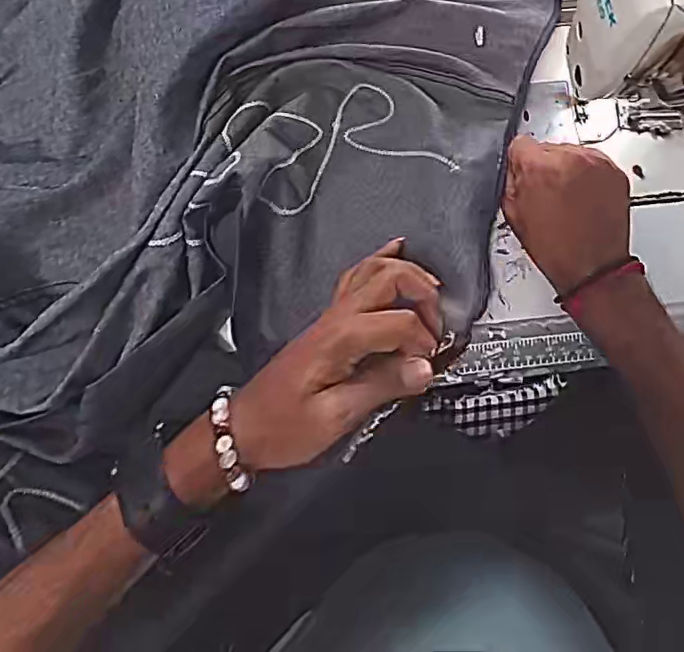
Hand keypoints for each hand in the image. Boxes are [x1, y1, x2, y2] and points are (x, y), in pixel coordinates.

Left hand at [228, 239, 441, 470]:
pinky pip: (356, 278)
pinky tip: (394, 253)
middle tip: (439, 325)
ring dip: (407, 272)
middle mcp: (337, 318)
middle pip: (389, 278)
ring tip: (432, 287)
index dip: (423, 343)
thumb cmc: (283, 427)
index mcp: (340, 338)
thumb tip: (424, 369)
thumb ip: (383, 387)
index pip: (399, 323)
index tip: (429, 366)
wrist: (244, 429)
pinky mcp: (329, 321)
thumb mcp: (336, 417)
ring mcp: (332, 315)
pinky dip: (380, 262)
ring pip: (373, 269)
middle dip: (424, 294)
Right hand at [502, 136, 631, 294]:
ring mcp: (594, 163)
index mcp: (538, 166)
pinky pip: (593, 162)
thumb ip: (510, 181)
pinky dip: (588, 175)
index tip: (524, 172)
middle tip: (548, 192)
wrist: (593, 267)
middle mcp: (568, 158)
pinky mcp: (613, 171)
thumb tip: (514, 166)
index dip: (520, 161)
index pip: (521, 143)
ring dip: (567, 169)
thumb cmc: (557, 248)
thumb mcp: (514, 213)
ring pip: (571, 152)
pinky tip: (584, 197)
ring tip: (569, 197)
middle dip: (545, 166)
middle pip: (547, 147)